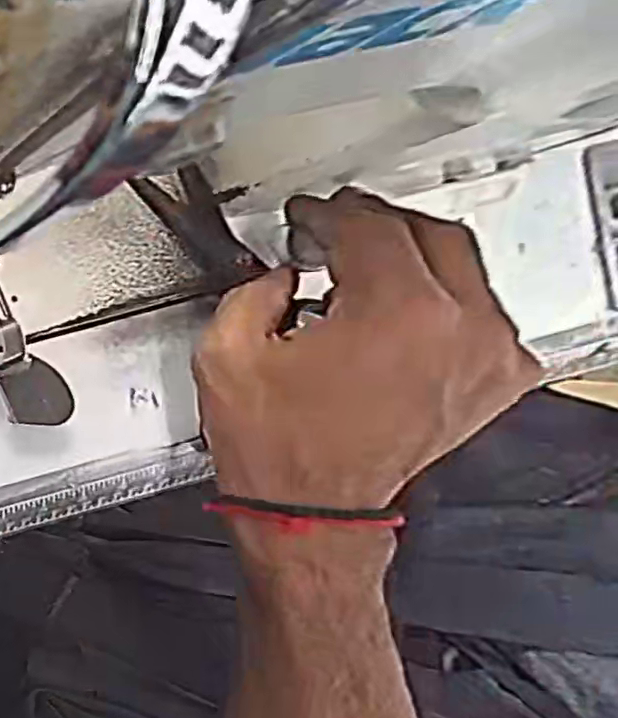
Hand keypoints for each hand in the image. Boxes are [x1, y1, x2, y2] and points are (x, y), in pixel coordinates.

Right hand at [193, 188, 541, 512]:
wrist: (309, 503)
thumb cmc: (272, 444)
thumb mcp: (222, 358)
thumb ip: (248, 297)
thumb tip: (279, 278)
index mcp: (396, 313)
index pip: (372, 231)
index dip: (331, 214)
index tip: (310, 214)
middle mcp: (461, 325)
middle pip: (432, 236)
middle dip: (377, 223)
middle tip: (335, 225)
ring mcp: (488, 352)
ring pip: (463, 270)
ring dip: (408, 258)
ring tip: (357, 268)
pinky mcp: (494, 377)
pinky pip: (476, 313)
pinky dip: (433, 299)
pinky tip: (387, 312)